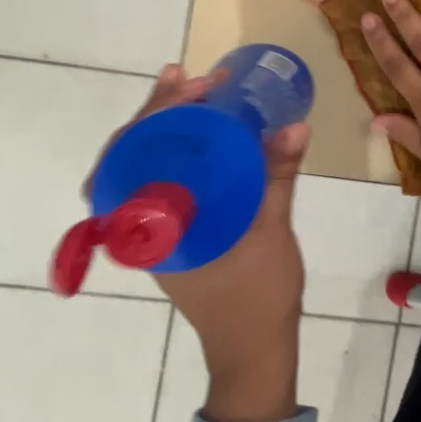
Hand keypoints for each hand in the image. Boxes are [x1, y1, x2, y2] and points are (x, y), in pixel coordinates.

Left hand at [103, 65, 310, 421]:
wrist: (252, 345)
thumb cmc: (253, 295)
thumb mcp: (270, 232)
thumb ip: (277, 177)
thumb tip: (296, 125)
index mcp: (150, 227)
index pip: (124, 162)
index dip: (149, 118)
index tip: (184, 87)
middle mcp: (144, 223)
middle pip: (131, 156)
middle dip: (158, 111)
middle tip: (191, 75)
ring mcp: (162, 225)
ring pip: (149, 165)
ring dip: (169, 125)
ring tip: (200, 88)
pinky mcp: (183, 226)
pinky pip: (172, 177)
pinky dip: (186, 147)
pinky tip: (213, 128)